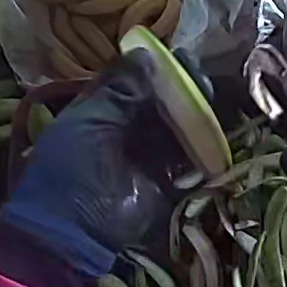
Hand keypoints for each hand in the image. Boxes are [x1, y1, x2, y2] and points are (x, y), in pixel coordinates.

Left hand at [0, 49, 190, 280]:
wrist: (73, 232)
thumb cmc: (72, 168)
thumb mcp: (91, 119)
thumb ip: (121, 87)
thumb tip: (148, 54)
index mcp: (105, 108)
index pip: (137, 79)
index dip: (158, 67)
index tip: (181, 58)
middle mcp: (130, 127)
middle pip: (164, 100)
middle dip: (184, 89)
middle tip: (202, 80)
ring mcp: (151, 154)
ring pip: (181, 125)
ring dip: (196, 114)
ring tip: (211, 102)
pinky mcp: (169, 180)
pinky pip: (191, 158)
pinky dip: (203, 145)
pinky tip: (214, 130)